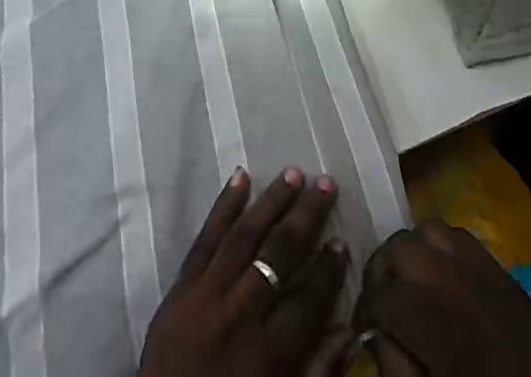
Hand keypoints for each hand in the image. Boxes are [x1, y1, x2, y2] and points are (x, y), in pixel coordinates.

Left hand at [138, 167, 350, 376]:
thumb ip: (316, 367)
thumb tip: (349, 328)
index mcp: (269, 352)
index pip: (308, 299)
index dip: (329, 270)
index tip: (341, 241)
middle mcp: (240, 314)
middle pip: (279, 254)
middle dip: (306, 216)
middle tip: (326, 183)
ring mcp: (206, 294)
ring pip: (244, 235)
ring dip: (271, 201)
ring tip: (293, 173)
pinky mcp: (180, 285)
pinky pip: (205, 238)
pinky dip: (224, 205)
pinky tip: (240, 177)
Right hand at [357, 222, 530, 376]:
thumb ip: (394, 365)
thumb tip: (376, 331)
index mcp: (444, 328)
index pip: (383, 296)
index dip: (364, 310)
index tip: (361, 327)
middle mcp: (463, 288)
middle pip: (402, 250)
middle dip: (382, 272)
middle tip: (380, 300)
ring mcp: (488, 275)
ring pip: (430, 231)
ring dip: (411, 252)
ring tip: (408, 280)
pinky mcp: (506, 276)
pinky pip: (462, 239)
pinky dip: (441, 249)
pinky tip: (440, 276)